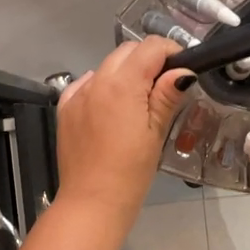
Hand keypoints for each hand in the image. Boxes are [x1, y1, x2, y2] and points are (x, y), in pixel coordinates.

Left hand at [54, 38, 192, 218]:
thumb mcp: (156, 133)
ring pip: (106, 67)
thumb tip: (183, 71)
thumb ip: (167, 96)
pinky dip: (102, 87)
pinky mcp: (65, 109)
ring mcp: (77, 94)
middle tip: (163, 88)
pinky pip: (87, 84)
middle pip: (127, 51)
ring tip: (137, 105)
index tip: (181, 70)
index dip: (171, 52)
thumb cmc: (131, 172)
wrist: (92, 201)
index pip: (150, 47)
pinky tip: (111, 110)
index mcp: (123, 84)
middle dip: (148, 60)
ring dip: (125, 74)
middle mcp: (97, 81)